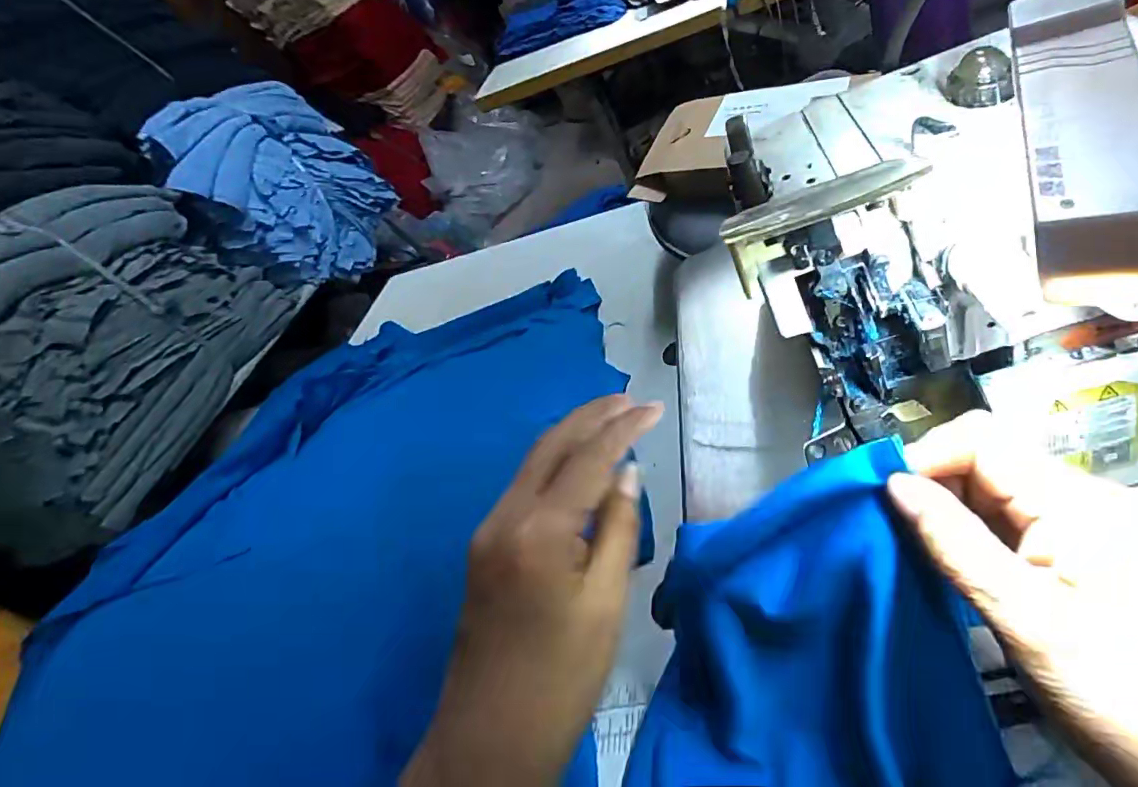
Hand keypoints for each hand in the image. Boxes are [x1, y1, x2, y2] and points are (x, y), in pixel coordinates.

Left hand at [401, 394, 660, 786]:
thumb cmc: (561, 679)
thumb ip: (617, 529)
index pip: (587, 459)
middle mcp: (504, 516)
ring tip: (611, 419)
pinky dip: (556, 465)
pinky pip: (525, 487)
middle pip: (550, 445)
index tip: (653, 408)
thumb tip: (625, 473)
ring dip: (572, 436)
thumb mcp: (606, 604)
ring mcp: (487, 529)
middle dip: (591, 416)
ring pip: (534, 462)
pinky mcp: (484, 545)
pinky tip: (581, 465)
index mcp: (538, 531)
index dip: (623, 428)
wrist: (488, 739)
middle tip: (629, 398)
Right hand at [887, 412, 1137, 786]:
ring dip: (942, 508)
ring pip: (984, 488)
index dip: (927, 455)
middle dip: (930, 482)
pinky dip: (963, 531)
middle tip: (894, 525)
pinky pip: (997, 519)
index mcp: (1076, 502)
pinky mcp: (1064, 552)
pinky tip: (947, 559)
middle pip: (980, 457)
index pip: (981, 439)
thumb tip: (893, 484)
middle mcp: (1074, 499)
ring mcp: (1071, 525)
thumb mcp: (1030, 621)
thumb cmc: (1126, 696)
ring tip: (914, 545)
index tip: (887, 495)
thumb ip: (957, 545)